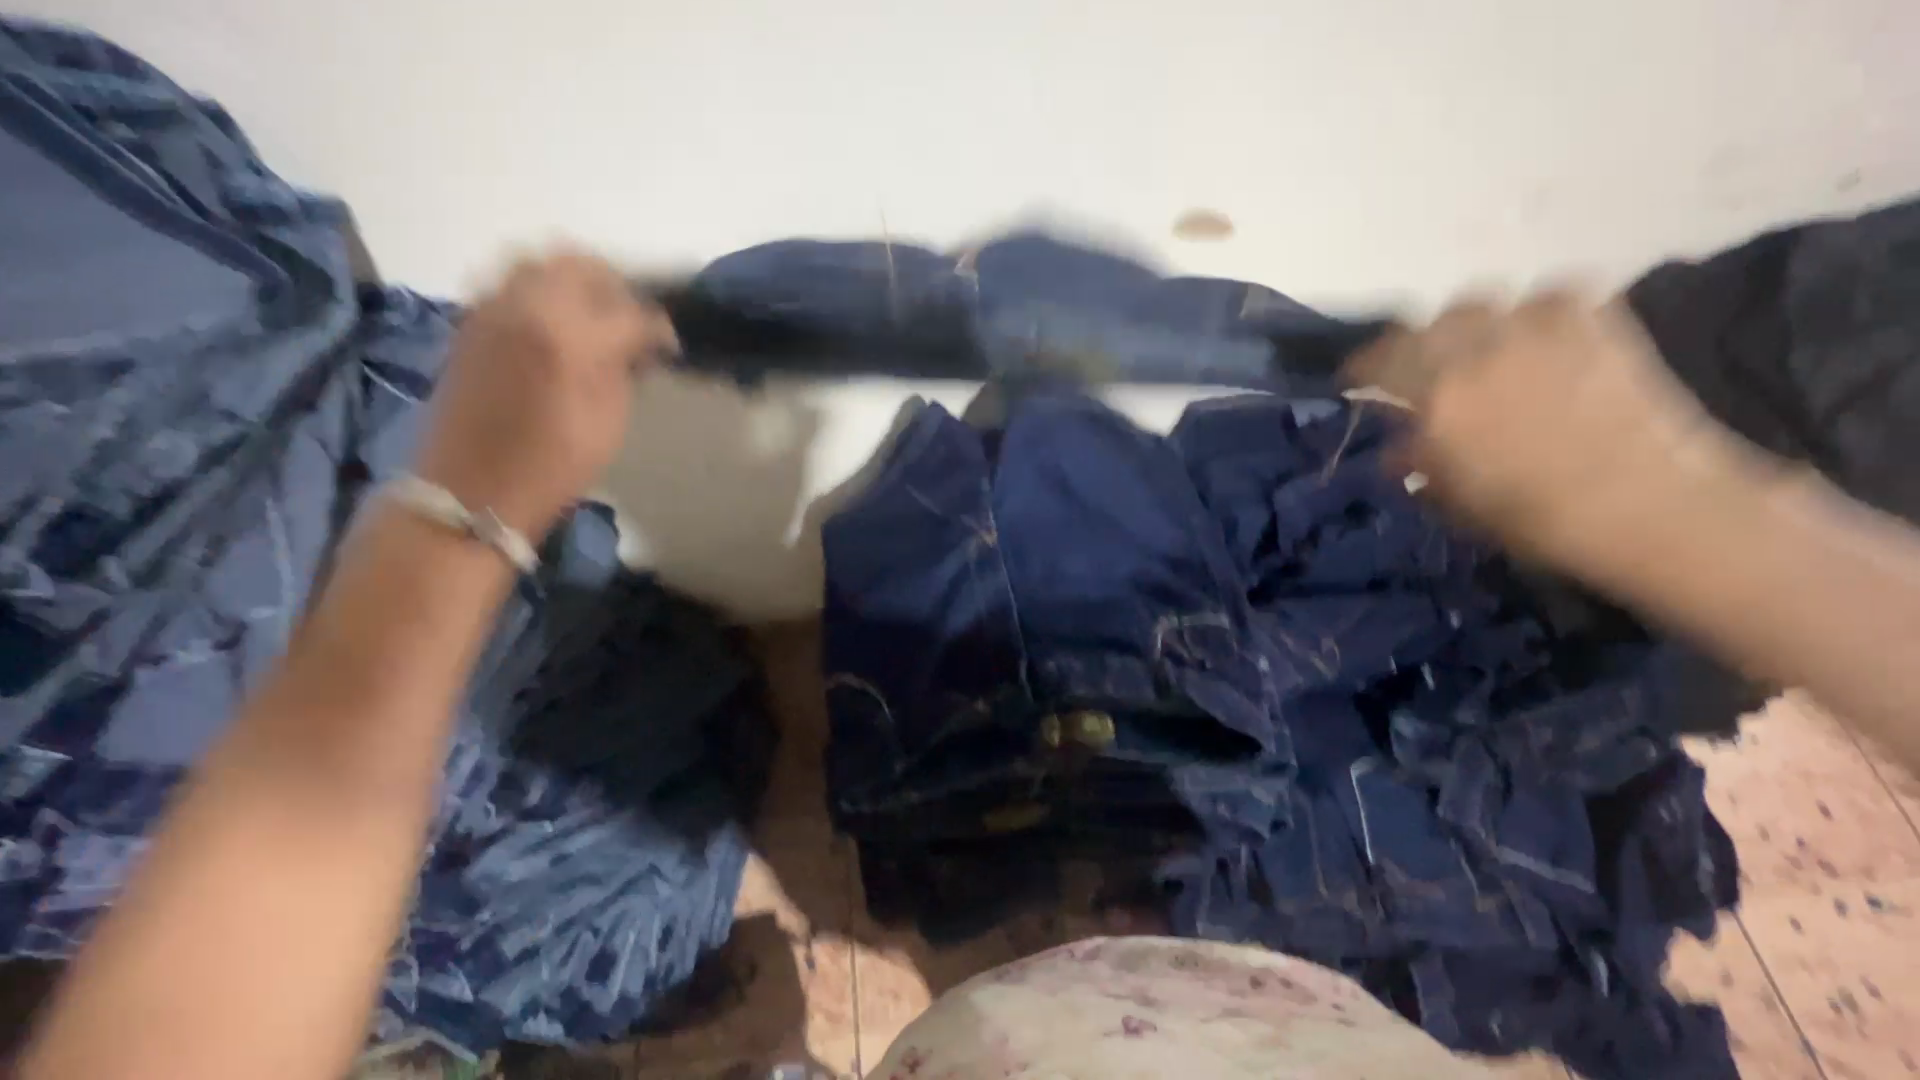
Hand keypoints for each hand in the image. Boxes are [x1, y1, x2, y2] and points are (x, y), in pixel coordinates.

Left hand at [412, 250, 675, 539]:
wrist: (471, 490)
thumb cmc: (553, 466)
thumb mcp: (610, 422)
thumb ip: (624, 370)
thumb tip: (634, 345)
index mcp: (573, 336)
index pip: (631, 312)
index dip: (658, 327)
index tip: (666, 344)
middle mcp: (529, 307)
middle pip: (579, 264)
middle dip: (611, 285)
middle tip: (627, 317)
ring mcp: (493, 310)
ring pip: (536, 263)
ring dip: (568, 280)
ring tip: (585, 313)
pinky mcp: (470, 323)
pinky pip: (506, 284)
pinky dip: (534, 292)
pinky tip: (549, 326)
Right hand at [1344, 290, 1758, 566]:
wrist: (1647, 503)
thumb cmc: (1536, 517)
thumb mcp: (1456, 500)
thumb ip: (1419, 462)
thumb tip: (1397, 447)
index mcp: (1436, 396)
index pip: (1379, 360)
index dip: (1363, 367)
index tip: (1356, 379)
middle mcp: (1477, 351)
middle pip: (1428, 324)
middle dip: (1419, 344)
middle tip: (1425, 368)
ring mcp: (1536, 328)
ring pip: (1482, 303)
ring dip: (1473, 325)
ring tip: (1483, 350)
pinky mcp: (1592, 320)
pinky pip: (1548, 297)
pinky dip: (1535, 313)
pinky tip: (1539, 339)